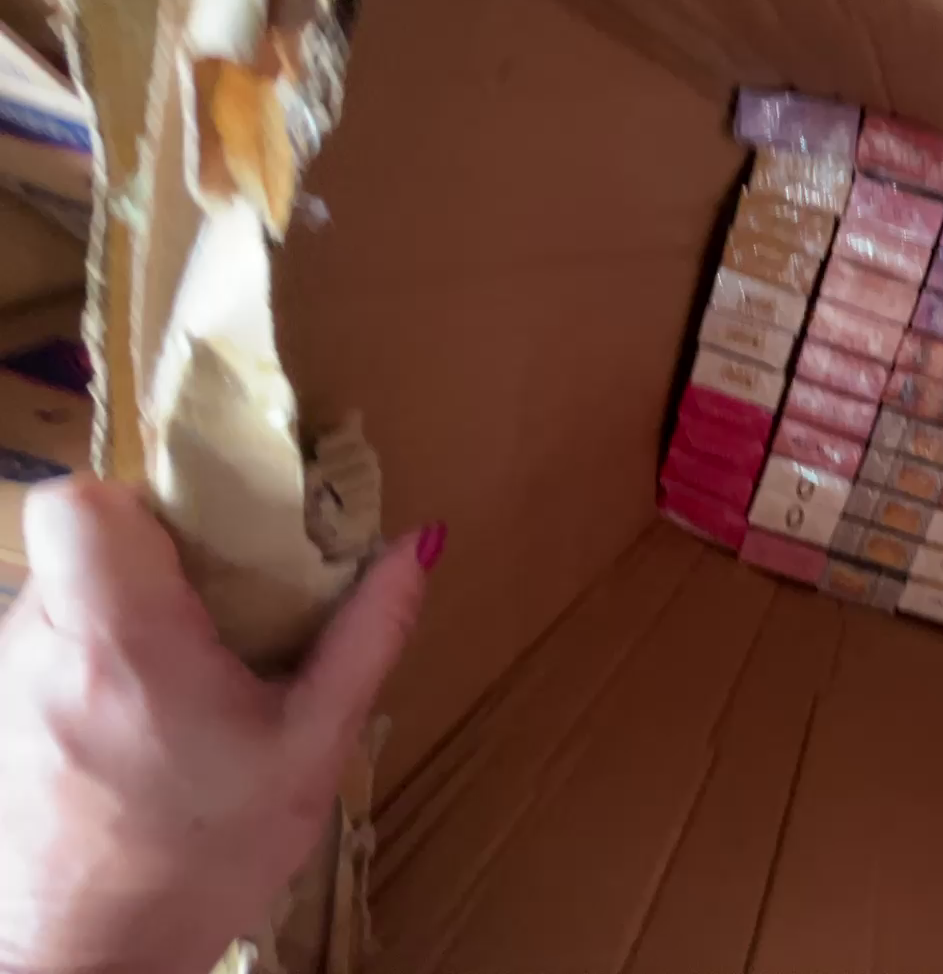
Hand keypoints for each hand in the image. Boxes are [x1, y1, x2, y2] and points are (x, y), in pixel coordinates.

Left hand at [0, 478, 436, 973]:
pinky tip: (163, 698)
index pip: (79, 506)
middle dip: (166, 548)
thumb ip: (371, 629)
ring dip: (137, 596)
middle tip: (246, 591)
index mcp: (121, 642)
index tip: (226, 529)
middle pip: (81, 543)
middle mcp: (35, 649)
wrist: (90, 960)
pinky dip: (106, 640)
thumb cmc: (213, 843)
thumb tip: (420, 542)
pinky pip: (46, 638)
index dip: (151, 498)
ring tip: (213, 649)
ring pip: (60, 589)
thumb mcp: (320, 734)